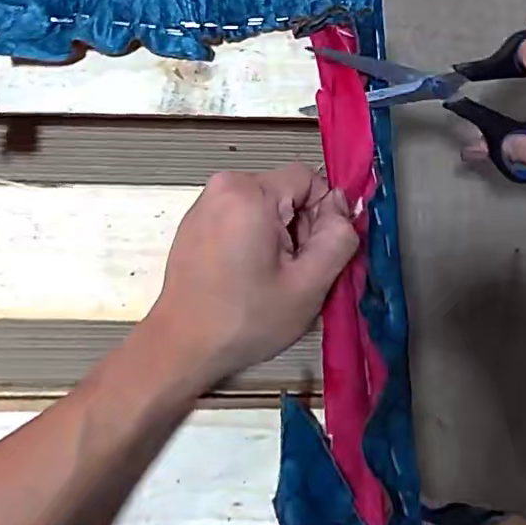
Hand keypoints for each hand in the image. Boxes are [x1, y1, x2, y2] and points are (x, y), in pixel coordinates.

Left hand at [142, 163, 358, 384]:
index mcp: (248, 191)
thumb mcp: (308, 284)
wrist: (183, 345)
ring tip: (267, 277)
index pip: (308, 179)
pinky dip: (252, 237)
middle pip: (285, 191)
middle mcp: (223, 185)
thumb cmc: (244, 319)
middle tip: (291, 272)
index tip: (312, 255)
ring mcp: (205, 201)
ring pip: (265, 204)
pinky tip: (245, 274)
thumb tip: (342, 204)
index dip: (322, 215)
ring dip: (277, 234)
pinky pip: (240, 214)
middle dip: (299, 226)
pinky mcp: (196, 220)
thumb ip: (337, 238)